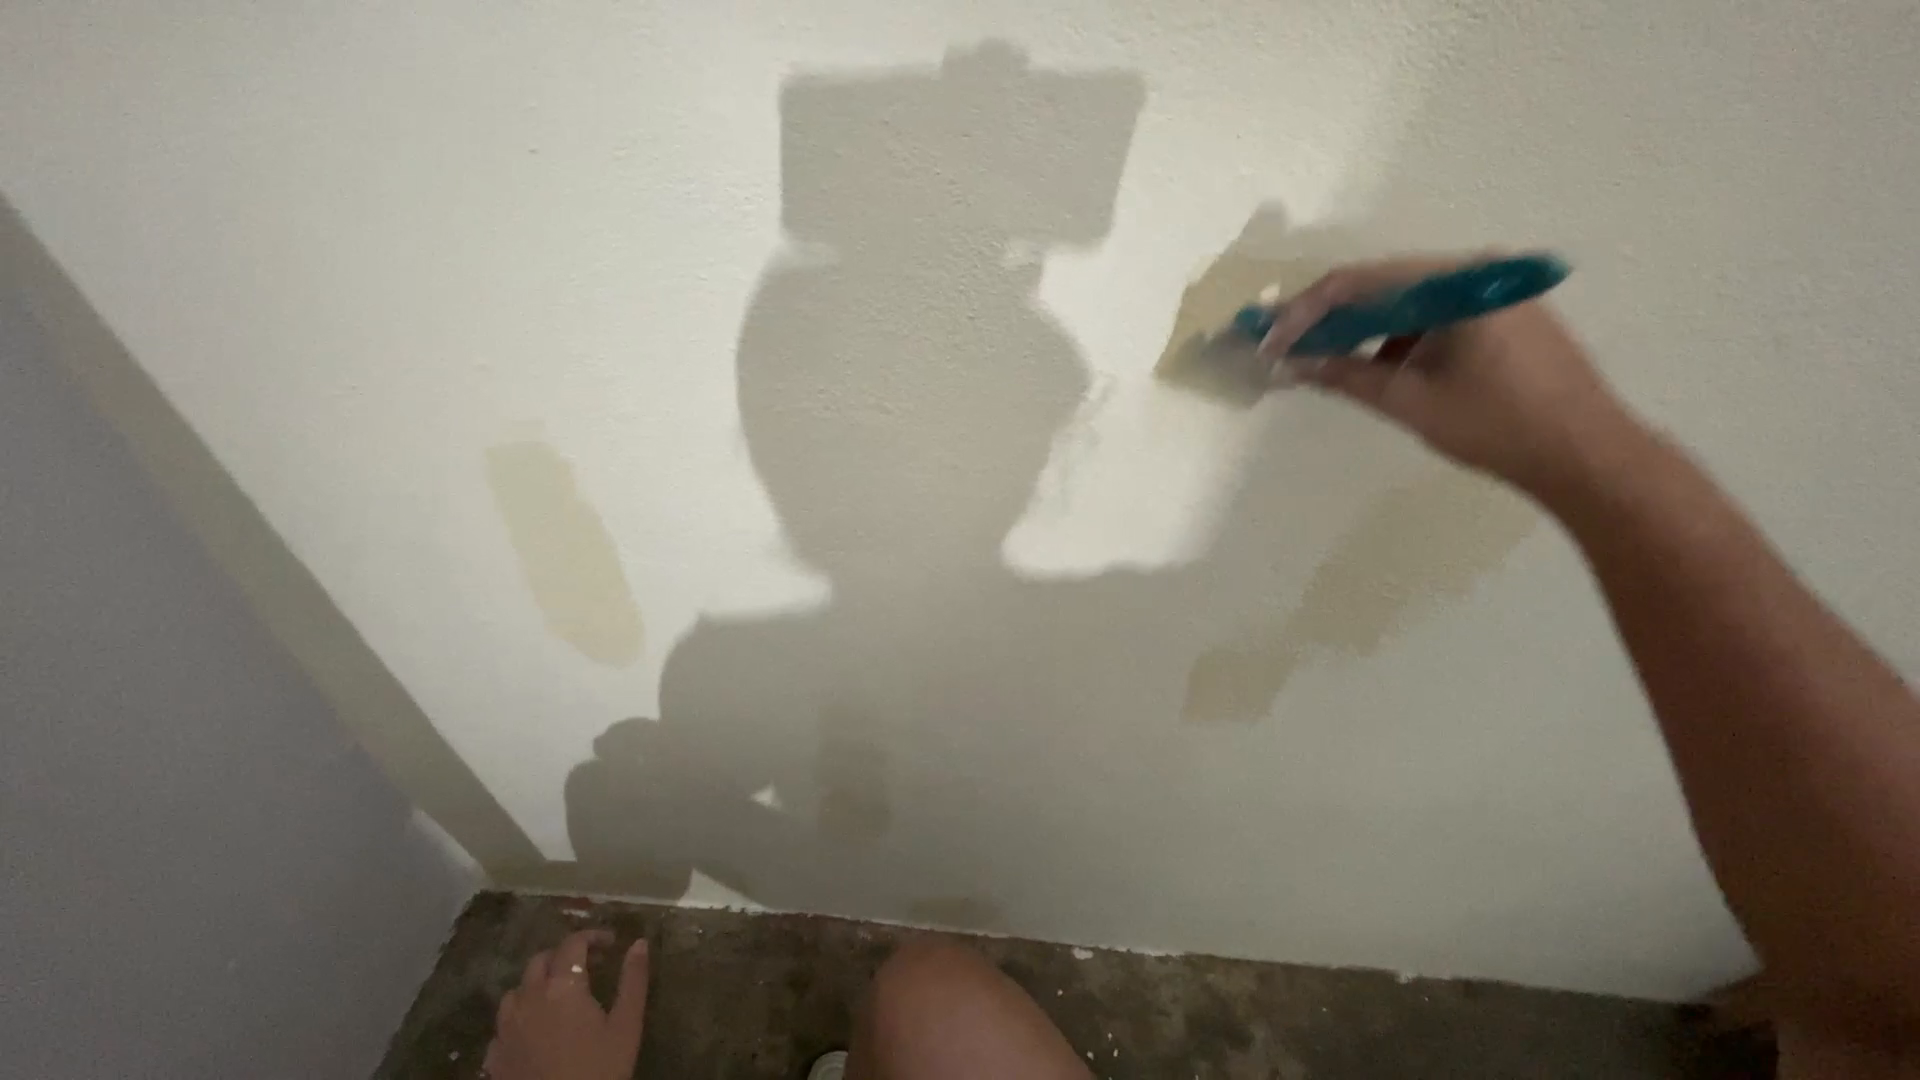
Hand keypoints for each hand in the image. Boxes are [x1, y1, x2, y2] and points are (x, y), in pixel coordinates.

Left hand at [484, 931, 649, 1079]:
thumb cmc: (600, 1070)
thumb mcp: (627, 1024)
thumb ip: (634, 979)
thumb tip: (640, 943)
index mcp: (562, 987)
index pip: (573, 944)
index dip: (592, 936)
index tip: (611, 943)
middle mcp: (529, 999)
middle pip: (540, 961)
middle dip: (563, 956)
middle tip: (587, 966)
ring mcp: (506, 1029)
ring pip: (516, 990)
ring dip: (537, 984)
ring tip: (557, 996)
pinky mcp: (494, 1057)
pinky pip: (503, 1024)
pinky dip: (520, 1017)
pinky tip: (534, 1031)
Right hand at [1260, 254, 1642, 497]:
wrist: (1586, 454)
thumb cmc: (1496, 426)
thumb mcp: (1410, 401)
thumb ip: (1346, 376)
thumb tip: (1292, 364)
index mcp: (1459, 283)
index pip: (1362, 281)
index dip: (1306, 311)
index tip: (1271, 341)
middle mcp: (1480, 272)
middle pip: (1385, 284)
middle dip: (1330, 317)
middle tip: (1287, 346)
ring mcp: (1498, 292)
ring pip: (1410, 300)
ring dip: (1364, 328)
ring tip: (1325, 359)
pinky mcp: (1507, 315)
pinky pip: (1437, 314)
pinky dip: (1399, 336)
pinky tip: (1378, 365)